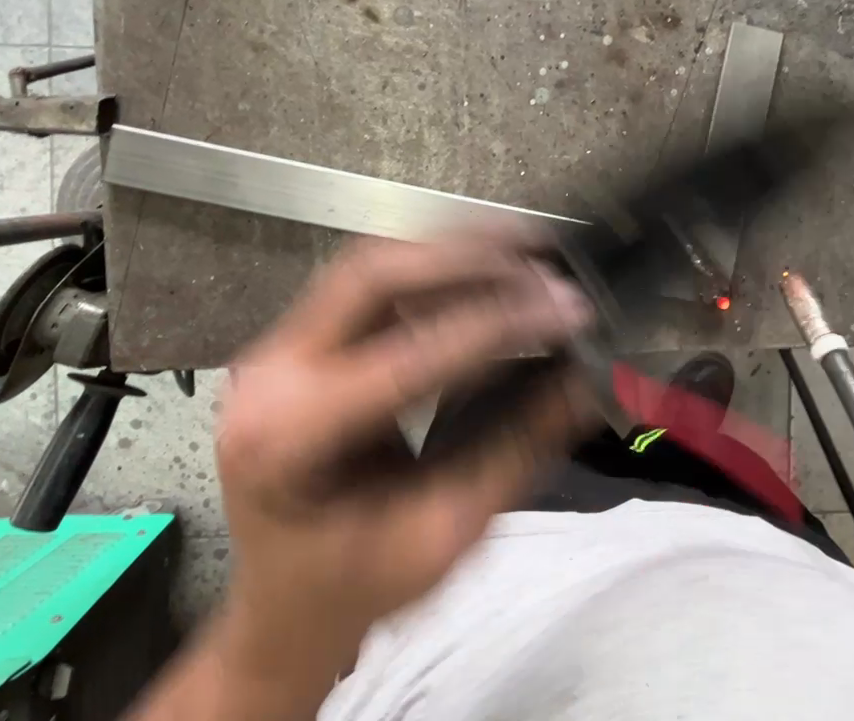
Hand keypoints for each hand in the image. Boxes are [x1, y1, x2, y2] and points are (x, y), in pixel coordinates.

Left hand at [191, 233, 596, 715]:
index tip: (566, 310)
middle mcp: (269, 378)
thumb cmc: (358, 586)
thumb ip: (515, 453)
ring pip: (370, 265)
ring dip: (452, 251)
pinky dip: (434, 267)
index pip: (408, 358)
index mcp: (291, 441)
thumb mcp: (445, 535)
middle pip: (373, 277)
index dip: (496, 326)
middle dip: (467, 259)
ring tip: (525, 248)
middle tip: (543, 262)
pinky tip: (484, 267)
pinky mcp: (297, 342)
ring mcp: (275, 351)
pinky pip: (369, 283)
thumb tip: (584, 382)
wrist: (286, 605)